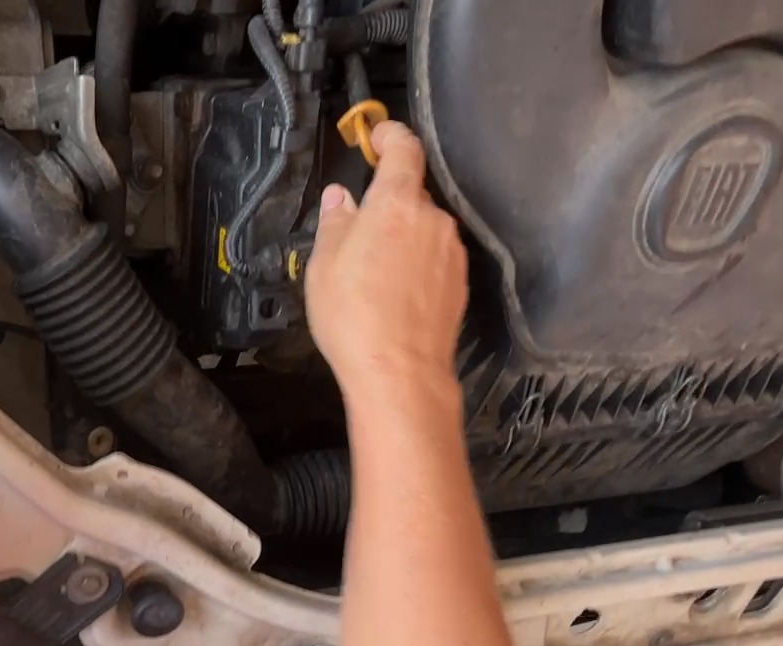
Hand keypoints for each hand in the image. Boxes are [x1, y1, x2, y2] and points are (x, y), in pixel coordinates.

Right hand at [306, 121, 468, 399]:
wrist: (399, 372)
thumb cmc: (353, 318)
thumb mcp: (323, 269)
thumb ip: (334, 225)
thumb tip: (340, 198)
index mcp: (396, 205)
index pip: (403, 150)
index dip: (390, 135)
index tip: (377, 135)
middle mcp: (432, 219)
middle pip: (412, 195)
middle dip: (387, 205)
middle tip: (358, 233)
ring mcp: (451, 251)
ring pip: (423, 230)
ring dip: (401, 239)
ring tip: (373, 275)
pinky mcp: (459, 282)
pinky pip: (434, 259)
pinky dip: (416, 265)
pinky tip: (395, 295)